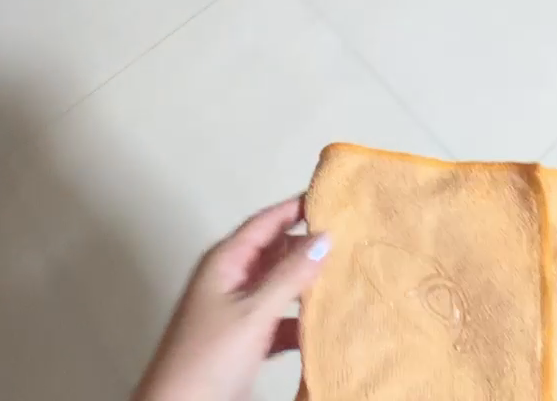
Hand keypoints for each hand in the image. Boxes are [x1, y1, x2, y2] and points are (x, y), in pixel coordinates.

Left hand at [131, 198, 332, 400]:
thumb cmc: (208, 358)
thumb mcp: (253, 313)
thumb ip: (289, 275)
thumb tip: (324, 236)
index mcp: (226, 260)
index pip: (266, 221)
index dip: (295, 207)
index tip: (330, 198)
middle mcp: (230, 278)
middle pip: (274, 251)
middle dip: (307, 246)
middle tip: (348, 241)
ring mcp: (236, 310)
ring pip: (278, 286)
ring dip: (305, 285)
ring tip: (343, 279)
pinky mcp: (243, 341)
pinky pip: (276, 320)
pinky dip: (297, 322)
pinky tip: (322, 327)